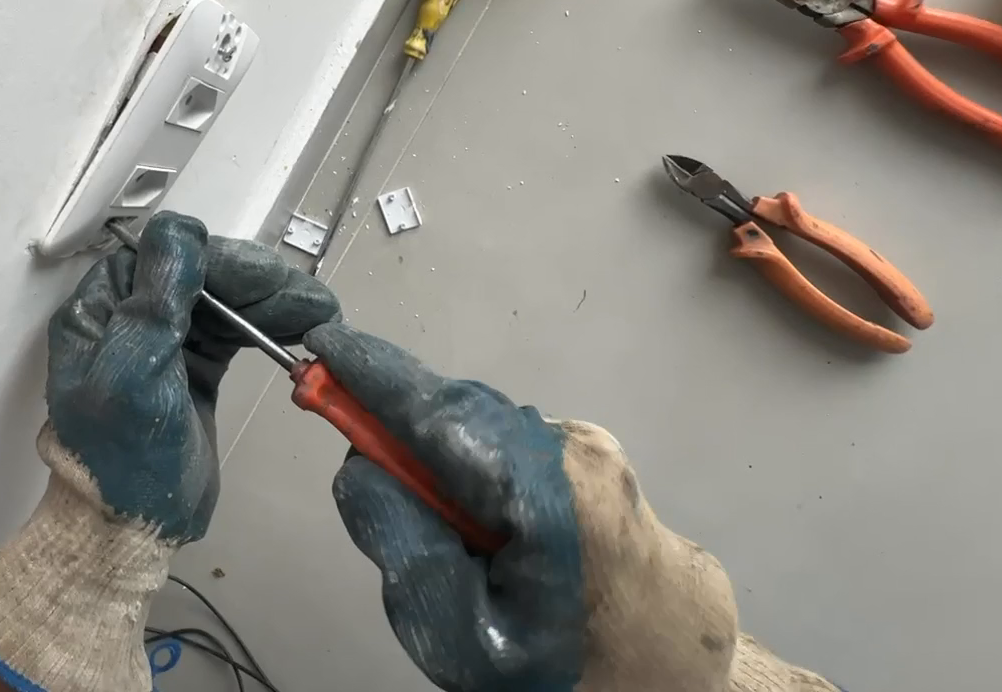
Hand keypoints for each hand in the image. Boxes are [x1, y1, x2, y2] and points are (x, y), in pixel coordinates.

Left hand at [46, 211, 339, 541]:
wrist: (132, 530)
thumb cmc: (123, 457)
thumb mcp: (133, 377)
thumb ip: (154, 301)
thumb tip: (180, 228)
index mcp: (101, 309)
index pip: (162, 259)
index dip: (214, 261)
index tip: (263, 278)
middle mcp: (130, 314)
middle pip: (199, 275)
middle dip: (255, 282)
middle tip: (311, 299)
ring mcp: (165, 337)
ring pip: (223, 300)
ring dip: (272, 300)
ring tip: (322, 311)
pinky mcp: (195, 362)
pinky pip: (234, 329)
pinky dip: (267, 324)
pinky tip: (301, 324)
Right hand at [307, 325, 742, 691]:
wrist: (681, 685)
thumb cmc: (565, 673)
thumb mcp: (459, 637)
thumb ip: (398, 541)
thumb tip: (360, 463)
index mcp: (547, 497)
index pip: (436, 412)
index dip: (370, 375)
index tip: (320, 344)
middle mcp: (572, 450)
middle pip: (454, 412)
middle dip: (393, 417)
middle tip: (348, 434)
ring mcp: (590, 447)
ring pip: (478, 425)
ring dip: (434, 446)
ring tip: (435, 514)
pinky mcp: (594, 452)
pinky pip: (504, 439)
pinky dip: (470, 459)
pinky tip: (480, 515)